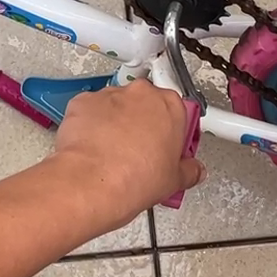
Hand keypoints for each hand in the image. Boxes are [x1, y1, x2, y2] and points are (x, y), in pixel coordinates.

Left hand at [52, 79, 204, 226]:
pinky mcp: (83, 102)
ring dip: (116, 123)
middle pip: (146, 104)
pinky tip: (94, 146)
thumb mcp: (175, 180)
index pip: (178, 111)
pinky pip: (90, 110)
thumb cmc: (133, 177)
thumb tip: (193, 171)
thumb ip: (189, 170)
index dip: (172, 132)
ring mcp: (111, 95)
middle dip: (144, 124)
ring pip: (117, 106)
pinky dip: (91, 124)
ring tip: (113, 152)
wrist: (93, 181)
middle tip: (141, 151)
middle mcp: (141, 94)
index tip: (167, 145)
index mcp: (170, 106)